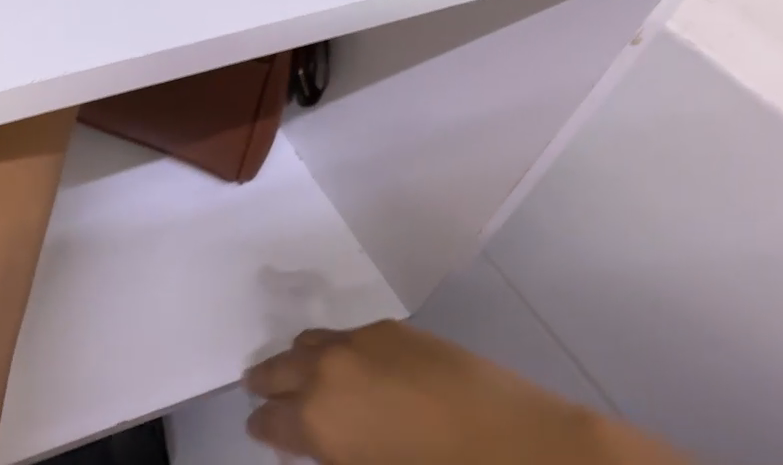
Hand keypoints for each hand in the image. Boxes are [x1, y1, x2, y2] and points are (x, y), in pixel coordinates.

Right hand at [243, 321, 684, 464]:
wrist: (521, 445)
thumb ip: (335, 458)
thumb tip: (317, 449)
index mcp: (318, 421)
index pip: (267, 420)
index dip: (263, 429)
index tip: (263, 432)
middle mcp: (324, 373)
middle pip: (275, 371)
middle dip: (266, 386)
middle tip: (261, 393)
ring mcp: (356, 344)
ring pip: (305, 344)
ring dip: (298, 363)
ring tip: (306, 377)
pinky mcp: (389, 331)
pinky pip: (344, 336)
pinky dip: (336, 352)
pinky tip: (356, 369)